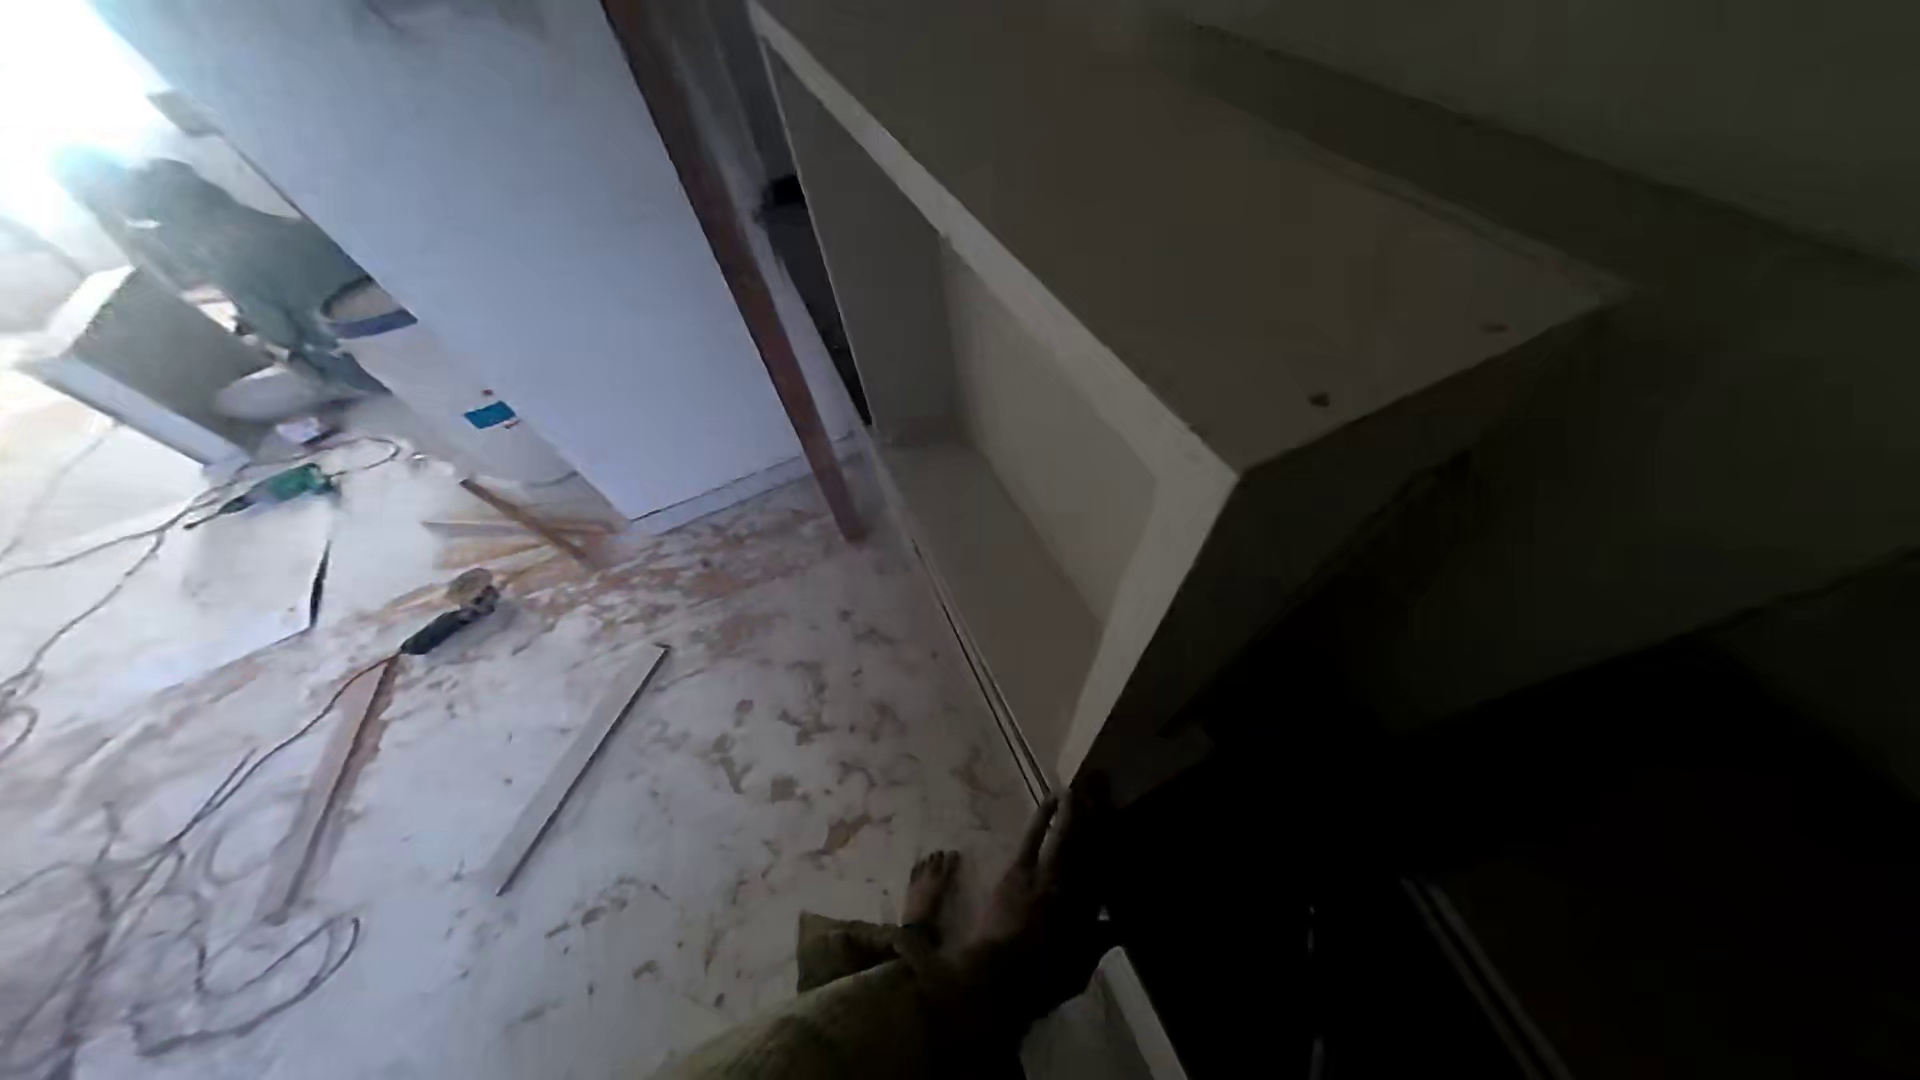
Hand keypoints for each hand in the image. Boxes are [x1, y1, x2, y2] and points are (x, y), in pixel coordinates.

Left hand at [966, 776, 1119, 1027]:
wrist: (1001, 977)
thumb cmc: (1039, 982)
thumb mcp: (1078, 971)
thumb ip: (1098, 945)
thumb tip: (1119, 927)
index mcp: (1090, 915)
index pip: (1106, 877)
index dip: (1114, 853)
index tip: (1122, 834)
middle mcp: (1075, 890)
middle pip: (1093, 850)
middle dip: (1101, 823)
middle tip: (1108, 798)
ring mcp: (1048, 875)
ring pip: (1069, 836)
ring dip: (1078, 812)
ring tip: (1085, 789)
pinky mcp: (1022, 868)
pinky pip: (1037, 834)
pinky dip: (1047, 813)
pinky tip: (1055, 796)